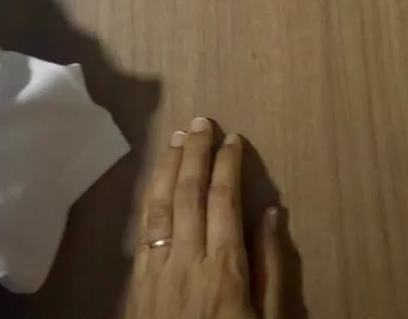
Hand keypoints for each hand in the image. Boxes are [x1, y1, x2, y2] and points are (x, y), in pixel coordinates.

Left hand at [125, 117, 283, 318]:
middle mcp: (187, 262)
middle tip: (202, 120)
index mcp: (224, 269)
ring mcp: (157, 274)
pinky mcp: (136, 287)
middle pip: (190, 194)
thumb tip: (270, 212)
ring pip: (160, 207)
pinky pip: (143, 232)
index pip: (224, 200)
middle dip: (196, 153)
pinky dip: (150, 199)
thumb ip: (270, 268)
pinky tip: (156, 183)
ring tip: (178, 138)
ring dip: (169, 168)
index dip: (228, 164)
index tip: (233, 138)